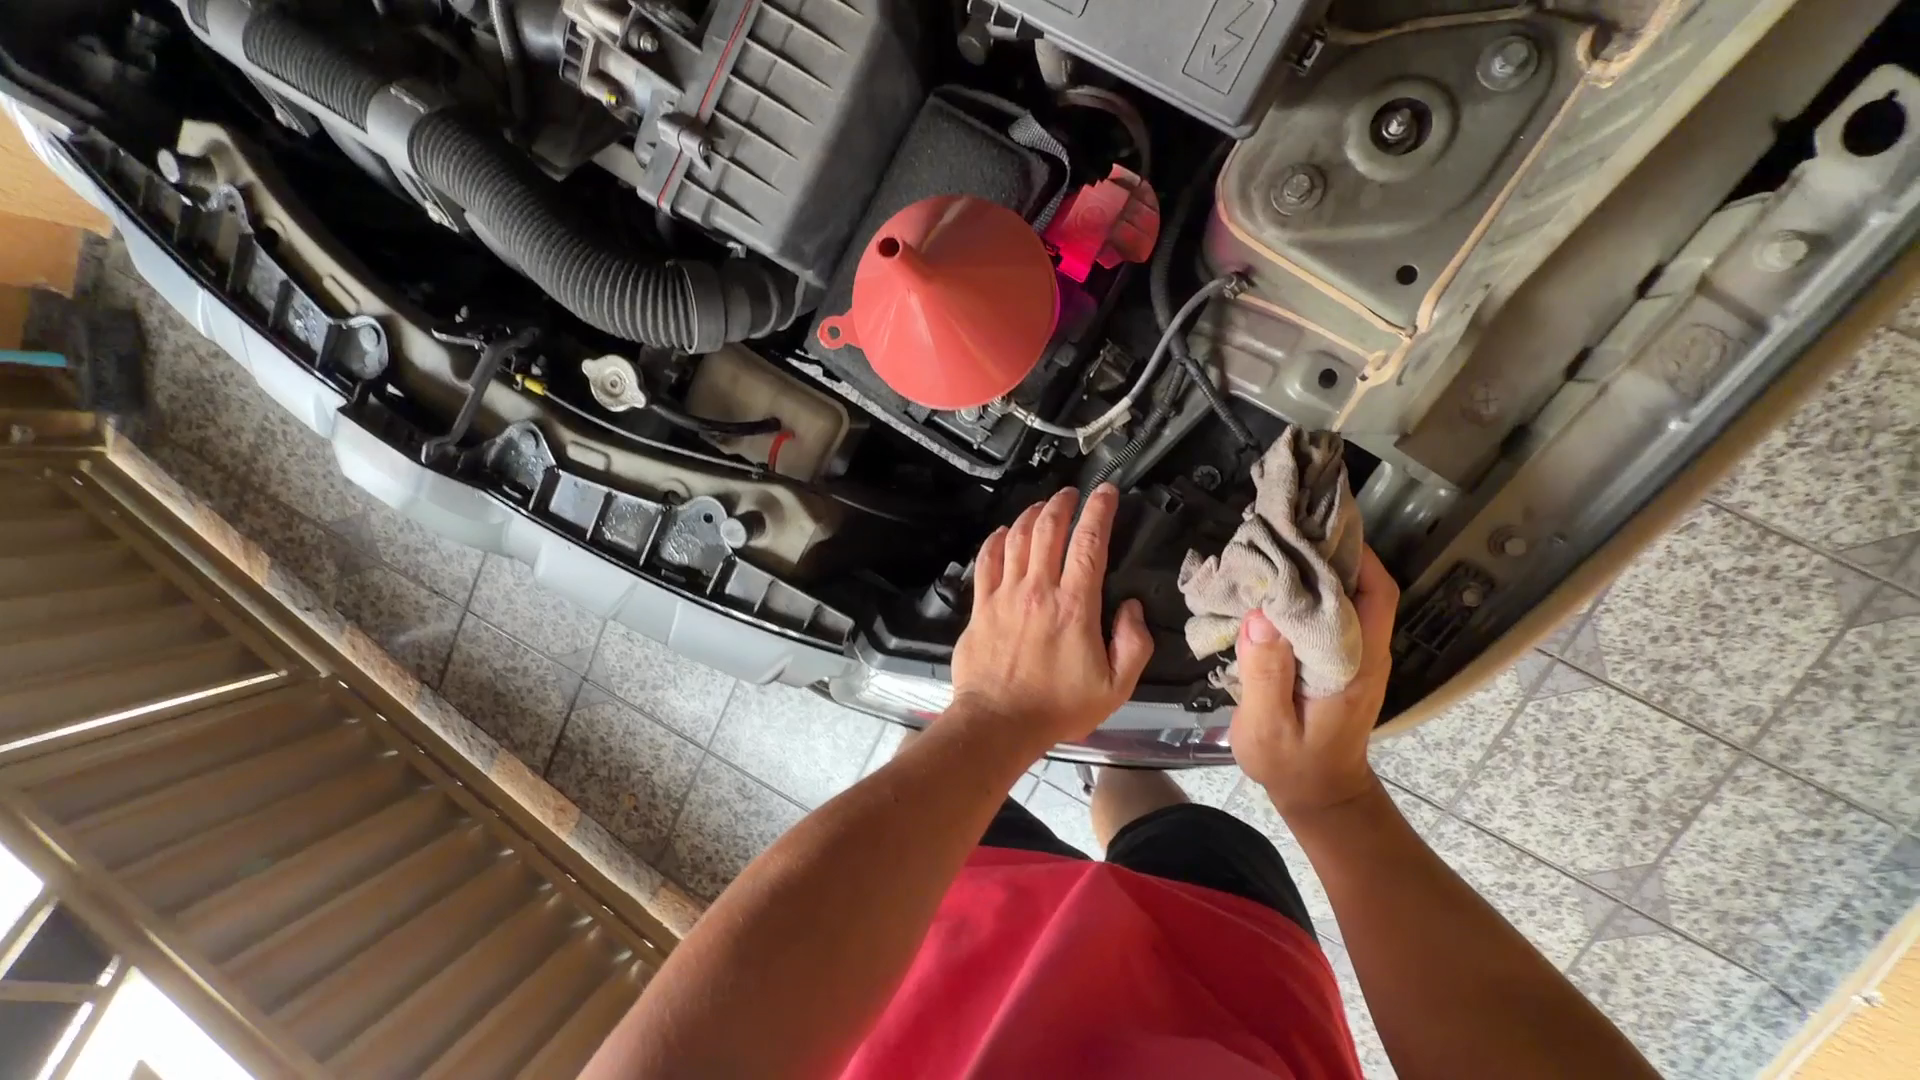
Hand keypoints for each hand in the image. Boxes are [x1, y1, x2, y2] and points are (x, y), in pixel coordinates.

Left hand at [950, 485, 1154, 749]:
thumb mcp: (1116, 687)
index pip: (1090, 543)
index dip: (1100, 511)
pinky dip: (998, 539)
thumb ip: (1134, 644)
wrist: (999, 723)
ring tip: (1044, 506)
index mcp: (1075, 606)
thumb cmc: (1059, 707)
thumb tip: (1132, 608)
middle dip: (1063, 503)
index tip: (1107, 493)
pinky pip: (987, 560)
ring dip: (1033, 514)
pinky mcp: (981, 606)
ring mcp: (1005, 595)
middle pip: (1050, 529)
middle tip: (1073, 493)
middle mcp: (1038, 590)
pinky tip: (1006, 532)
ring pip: (1018, 538)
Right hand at [1229, 545, 1399, 819]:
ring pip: (1348, 594)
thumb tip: (1261, 616)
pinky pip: (1332, 610)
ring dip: (1319, 564)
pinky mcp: (1340, 657)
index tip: (1314, 524)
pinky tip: (1274, 578)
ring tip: (1276, 540)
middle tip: (1286, 521)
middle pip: (1363, 584)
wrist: (1321, 794)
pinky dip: (1309, 587)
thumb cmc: (1293, 764)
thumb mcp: (1269, 727)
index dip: (1352, 553)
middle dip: (1332, 548)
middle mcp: (1365, 651)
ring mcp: (1356, 654)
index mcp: (1354, 663)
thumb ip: (1266, 674)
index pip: (1372, 594)